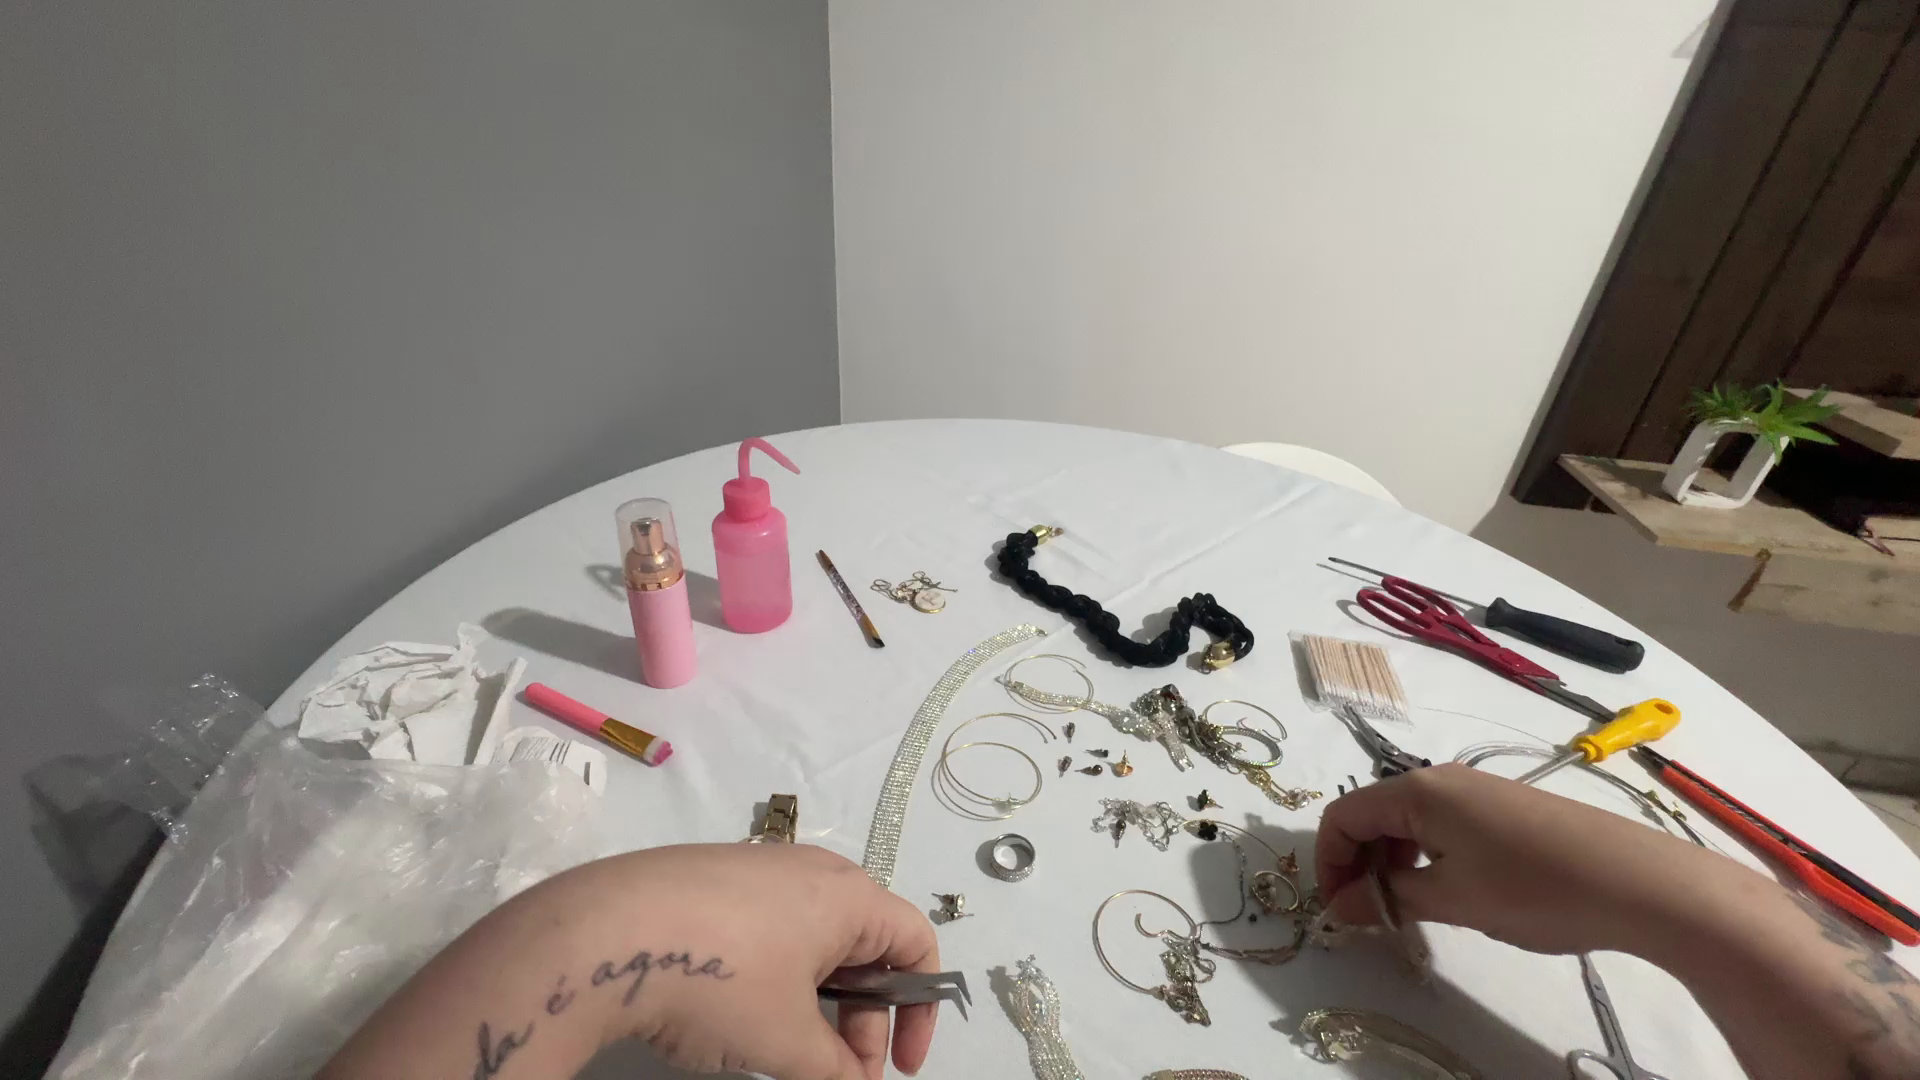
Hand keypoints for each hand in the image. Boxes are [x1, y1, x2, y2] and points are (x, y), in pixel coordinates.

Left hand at [608, 843, 939, 1079]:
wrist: (610, 930)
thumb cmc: (722, 980)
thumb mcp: (786, 1040)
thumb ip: (835, 1072)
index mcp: (850, 896)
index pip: (917, 941)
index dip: (922, 1009)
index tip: (901, 1067)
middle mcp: (817, 871)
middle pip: (868, 944)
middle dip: (864, 1017)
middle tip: (836, 1074)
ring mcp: (767, 869)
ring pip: (819, 938)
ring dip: (821, 999)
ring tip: (784, 1047)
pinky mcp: (725, 877)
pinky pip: (777, 925)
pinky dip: (782, 972)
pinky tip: (740, 1008)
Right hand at [1313, 763, 1732, 955]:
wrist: (1646, 882)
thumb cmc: (1535, 887)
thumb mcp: (1454, 900)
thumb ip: (1388, 901)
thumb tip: (1338, 910)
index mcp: (1414, 791)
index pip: (1343, 816)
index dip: (1329, 861)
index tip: (1337, 908)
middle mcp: (1436, 779)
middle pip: (1371, 815)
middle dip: (1359, 863)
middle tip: (1369, 913)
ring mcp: (1472, 789)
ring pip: (1406, 821)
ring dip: (1393, 861)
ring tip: (1410, 907)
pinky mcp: (1501, 806)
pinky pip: (1440, 823)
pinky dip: (1426, 854)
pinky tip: (1451, 888)